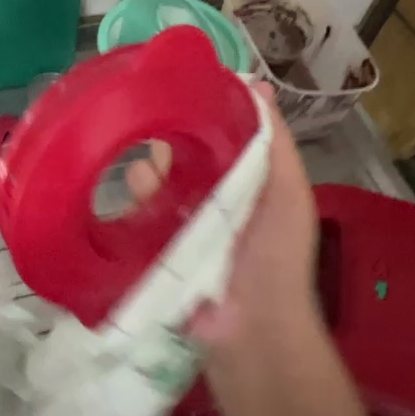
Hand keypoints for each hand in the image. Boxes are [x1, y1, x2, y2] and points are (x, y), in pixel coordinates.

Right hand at [124, 82, 321, 357]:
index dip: (197, 112)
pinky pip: (137, 220)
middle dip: (164, 141)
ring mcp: (181, 229)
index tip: (173, 84)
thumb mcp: (288, 191)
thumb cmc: (276, 257)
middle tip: (148, 128)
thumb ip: (273, 140)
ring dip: (145, 174)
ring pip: (153, 186)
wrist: (252, 333)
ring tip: (138, 169)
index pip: (215, 136)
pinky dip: (132, 206)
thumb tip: (255, 82)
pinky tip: (126, 197)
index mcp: (244, 183)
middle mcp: (211, 201)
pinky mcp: (156, 253)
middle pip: (178, 157)